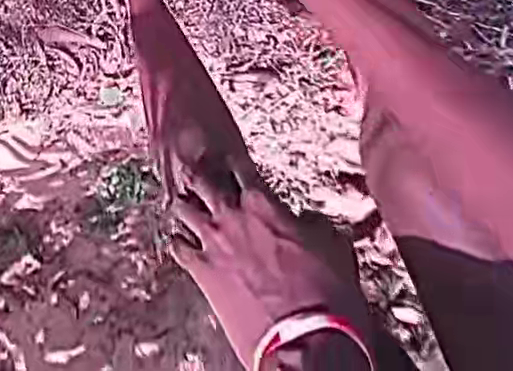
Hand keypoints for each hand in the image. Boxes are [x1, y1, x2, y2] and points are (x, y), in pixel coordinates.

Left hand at [171, 159, 372, 368]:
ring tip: (188, 211)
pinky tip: (182, 245)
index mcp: (263, 204)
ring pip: (182, 207)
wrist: (310, 347)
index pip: (239, 168)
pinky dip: (178, 242)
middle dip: (201, 181)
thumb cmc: (329, 299)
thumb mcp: (336, 251)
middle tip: (203, 187)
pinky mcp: (201, 270)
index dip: (235, 165)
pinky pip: (176, 245)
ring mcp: (212, 240)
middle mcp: (232, 214)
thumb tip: (308, 219)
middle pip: (201, 181)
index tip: (232, 165)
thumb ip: (316, 224)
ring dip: (185, 208)